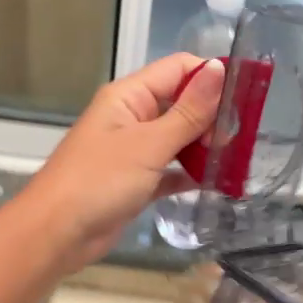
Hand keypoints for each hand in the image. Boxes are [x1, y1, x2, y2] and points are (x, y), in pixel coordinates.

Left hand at [15, 53, 225, 270]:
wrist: (56, 233)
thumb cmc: (99, 181)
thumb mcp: (149, 144)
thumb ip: (188, 112)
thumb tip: (219, 69)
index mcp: (129, 96)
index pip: (178, 69)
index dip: (212, 76)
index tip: (246, 96)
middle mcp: (132, 117)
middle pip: (181, 103)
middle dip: (212, 116)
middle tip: (240, 139)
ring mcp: (133, 150)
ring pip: (178, 138)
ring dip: (205, 147)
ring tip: (236, 160)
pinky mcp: (136, 182)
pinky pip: (171, 170)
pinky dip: (191, 174)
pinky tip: (217, 183)